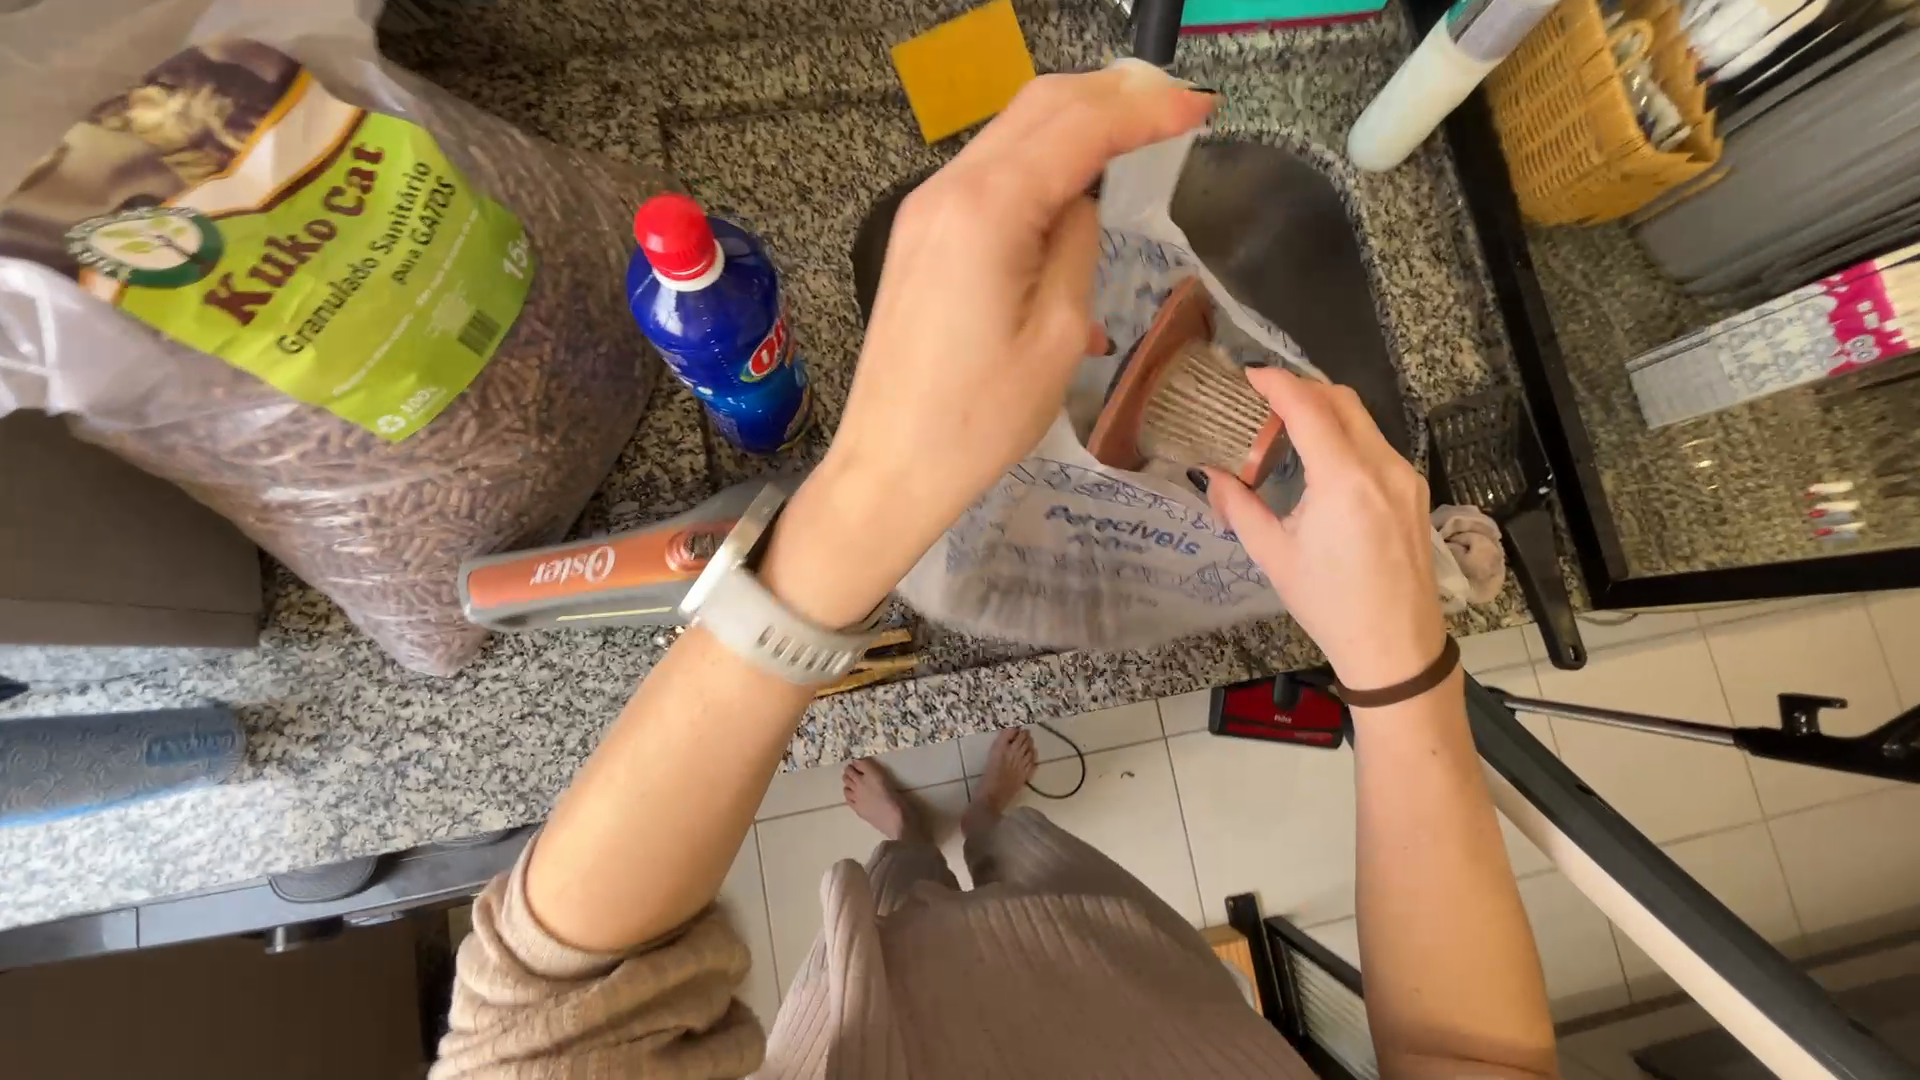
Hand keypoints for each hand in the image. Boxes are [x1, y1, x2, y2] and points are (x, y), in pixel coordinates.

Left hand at [759, 62, 1216, 626]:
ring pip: (1007, 138)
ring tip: (1129, 140)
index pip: (1079, 126)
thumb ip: (1076, 248)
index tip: (1198, 108)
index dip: (1145, 110)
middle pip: (1037, 108)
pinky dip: (1032, 170)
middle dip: (1109, 98)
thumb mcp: (1057, 337)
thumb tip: (1078, 206)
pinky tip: (1067, 193)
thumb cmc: (979, 422)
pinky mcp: (915, 242)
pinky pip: (983, 181)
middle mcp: (945, 192)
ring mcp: (921, 215)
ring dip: (1069, 128)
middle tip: (1169, 111)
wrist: (891, 466)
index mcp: (987, 210)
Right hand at [1204, 368, 1447, 690]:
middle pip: (1341, 400)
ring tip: (1283, 440)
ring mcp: (1404, 477)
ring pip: (1362, 420)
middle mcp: (1381, 467)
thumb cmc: (1328, 603)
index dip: (1276, 383)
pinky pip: (1374, 444)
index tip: (1249, 375)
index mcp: (1343, 480)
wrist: (1395, 646)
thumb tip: (1206, 474)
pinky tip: (1318, 465)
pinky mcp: (1412, 491)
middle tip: (1261, 410)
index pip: (1309, 407)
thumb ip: (1237, 506)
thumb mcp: (1273, 555)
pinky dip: (1342, 437)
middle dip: (1299, 391)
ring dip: (1321, 414)